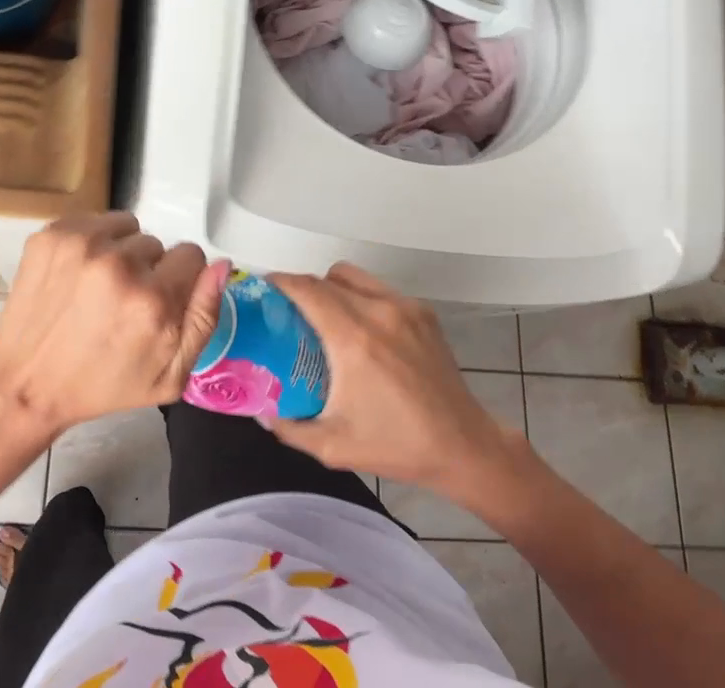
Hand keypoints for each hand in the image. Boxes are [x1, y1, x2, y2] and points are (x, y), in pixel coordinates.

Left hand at [0, 212, 229, 439]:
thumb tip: (221, 265)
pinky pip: (94, 221)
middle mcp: (120, 263)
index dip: (179, 281)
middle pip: (157, 244)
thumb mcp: (171, 376)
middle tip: (123, 304)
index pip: (192, 256)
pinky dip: (93, 242)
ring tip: (100, 288)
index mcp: (154, 299)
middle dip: (148, 269)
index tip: (159, 303)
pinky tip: (79, 276)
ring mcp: (82, 244)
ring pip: (128, 227)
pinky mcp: (52, 235)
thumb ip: (204, 317)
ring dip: (121, 251)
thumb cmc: (103, 386)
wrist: (26, 383)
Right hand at [267, 264, 533, 495]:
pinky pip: (379, 291)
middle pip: (327, 278)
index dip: (279, 283)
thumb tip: (261, 409)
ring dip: (331, 288)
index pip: (307, 289)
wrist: (463, 446)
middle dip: (301, 289)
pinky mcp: (424, 315)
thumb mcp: (331, 445)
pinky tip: (358, 331)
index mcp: (354, 339)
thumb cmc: (397, 446)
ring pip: (354, 277)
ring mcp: (405, 309)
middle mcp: (379, 312)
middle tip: (287, 313)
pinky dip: (360, 299)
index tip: (262, 291)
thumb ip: (288, 427)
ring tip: (322, 318)